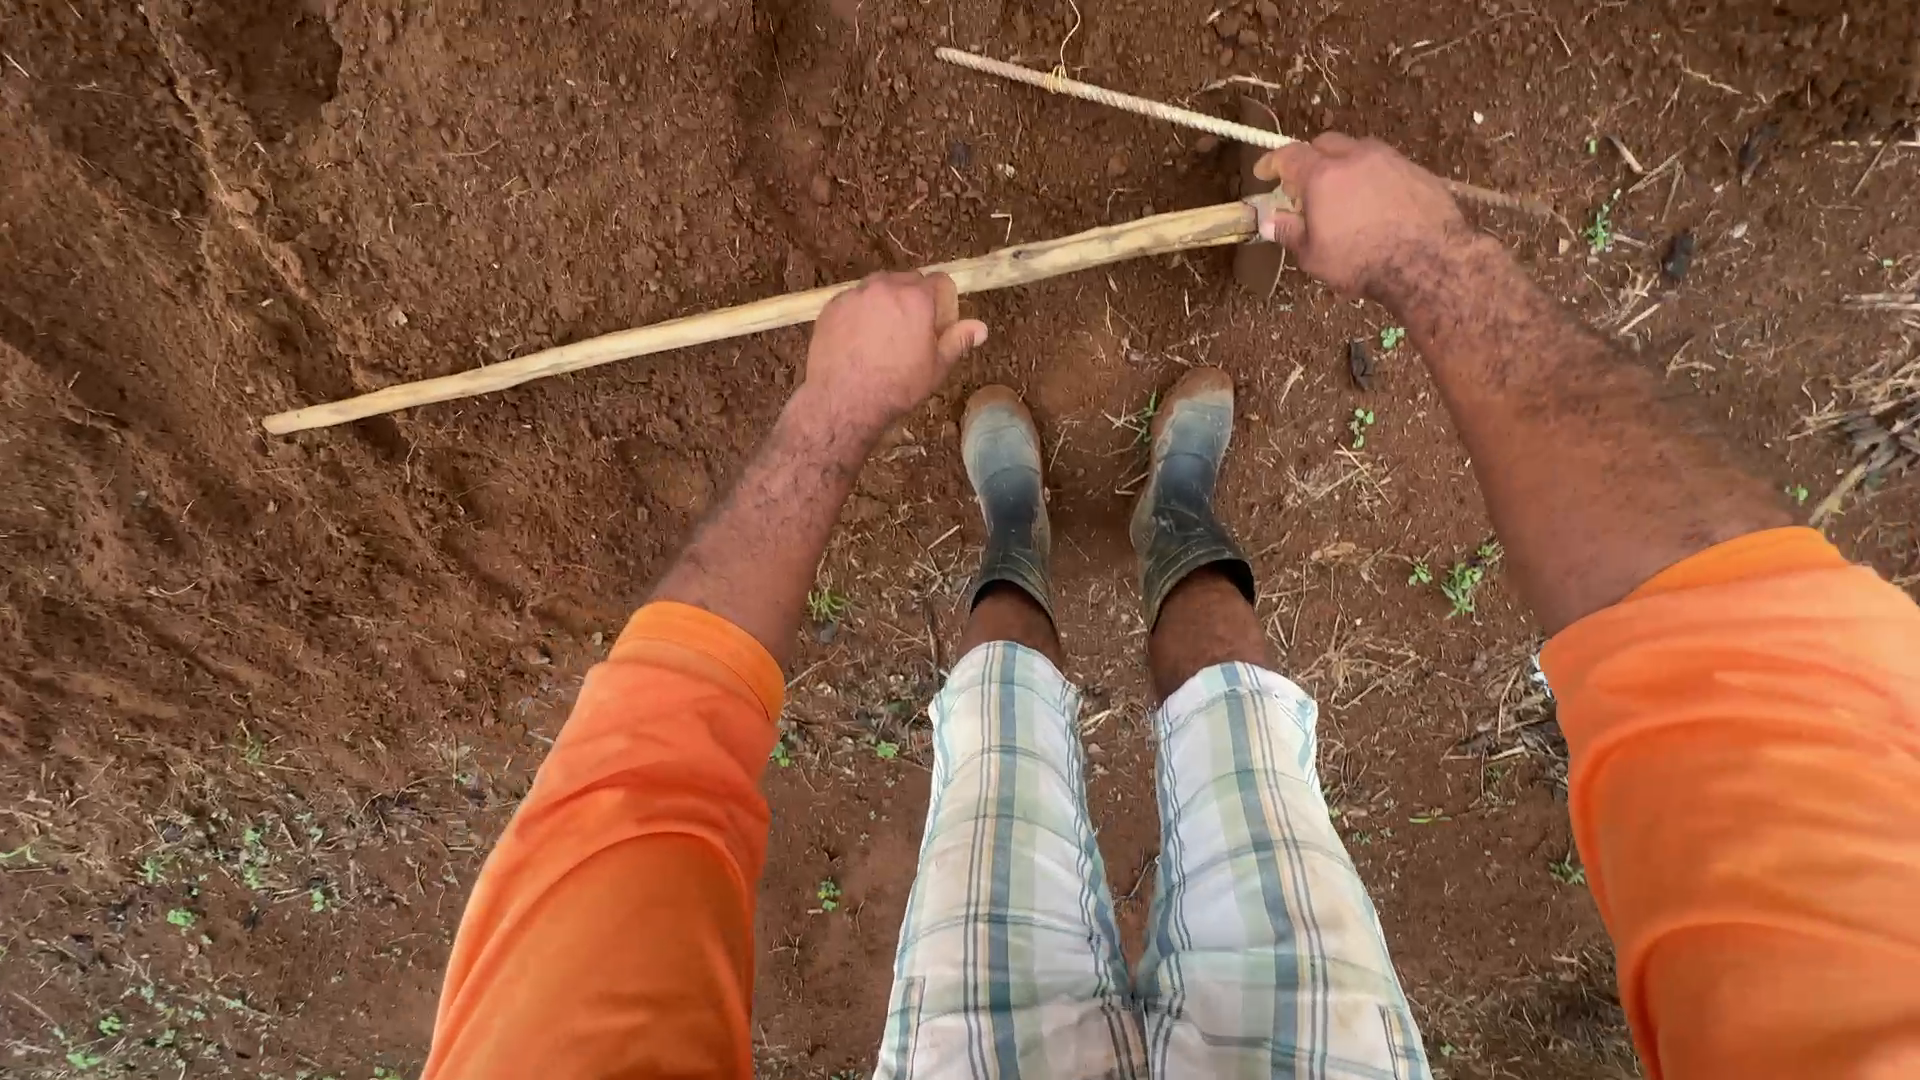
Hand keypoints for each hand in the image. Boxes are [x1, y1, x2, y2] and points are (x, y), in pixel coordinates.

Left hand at [801, 271, 987, 434]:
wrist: (844, 400)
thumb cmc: (896, 387)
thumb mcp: (936, 368)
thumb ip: (959, 341)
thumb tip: (981, 328)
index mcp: (916, 298)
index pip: (939, 281)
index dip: (942, 303)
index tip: (937, 325)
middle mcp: (885, 287)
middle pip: (907, 281)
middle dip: (913, 301)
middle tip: (910, 334)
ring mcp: (855, 294)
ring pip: (878, 288)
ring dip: (886, 304)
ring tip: (883, 338)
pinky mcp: (832, 306)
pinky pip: (853, 301)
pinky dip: (860, 314)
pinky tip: (859, 342)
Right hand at [1252, 134, 1468, 302]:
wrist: (1427, 260)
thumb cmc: (1360, 262)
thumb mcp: (1312, 255)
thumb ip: (1289, 231)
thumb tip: (1269, 221)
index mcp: (1323, 176)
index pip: (1289, 156)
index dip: (1272, 163)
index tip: (1263, 173)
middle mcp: (1355, 157)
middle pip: (1324, 143)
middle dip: (1308, 159)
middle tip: (1302, 187)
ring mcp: (1389, 159)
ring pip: (1356, 150)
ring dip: (1340, 165)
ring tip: (1338, 195)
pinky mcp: (1415, 170)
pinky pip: (1383, 164)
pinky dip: (1368, 176)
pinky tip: (1370, 203)